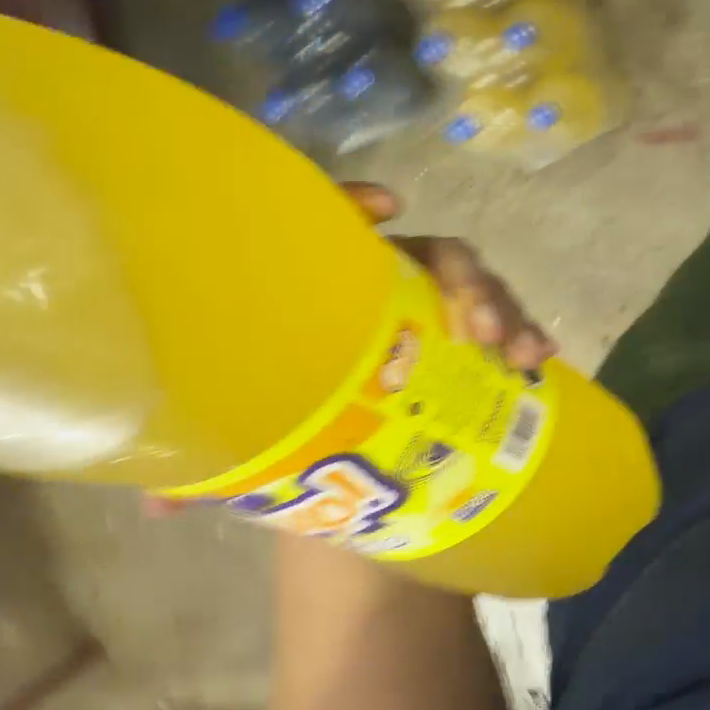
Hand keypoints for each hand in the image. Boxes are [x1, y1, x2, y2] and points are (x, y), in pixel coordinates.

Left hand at [144, 183, 554, 516]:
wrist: (341, 442)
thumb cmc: (287, 411)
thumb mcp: (245, 422)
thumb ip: (212, 447)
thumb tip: (167, 502)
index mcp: (328, 282)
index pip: (339, 227)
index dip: (359, 206)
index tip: (387, 209)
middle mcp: (391, 284)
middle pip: (437, 257)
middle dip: (464, 281)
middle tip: (475, 326)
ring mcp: (440, 311)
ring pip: (483, 290)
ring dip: (505, 313)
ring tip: (517, 352)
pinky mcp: (475, 342)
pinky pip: (509, 328)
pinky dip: (528, 335)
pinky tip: (542, 357)